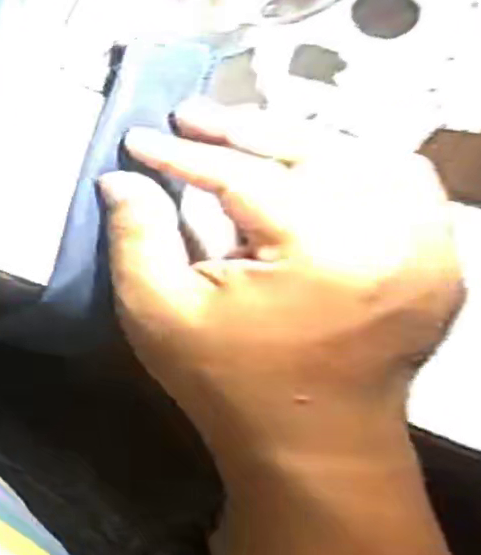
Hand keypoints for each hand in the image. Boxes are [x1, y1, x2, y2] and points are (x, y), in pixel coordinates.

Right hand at [100, 101, 464, 481]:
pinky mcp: (433, 262)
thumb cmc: (218, 373)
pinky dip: (344, 165)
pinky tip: (297, 167)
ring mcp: (429, 252)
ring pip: (371, 162)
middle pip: (322, 155)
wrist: (308, 438)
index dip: (183, 153)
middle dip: (246, 130)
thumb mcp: (154, 304)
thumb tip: (120, 178)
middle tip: (187, 117)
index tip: (136, 138)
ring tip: (238, 136)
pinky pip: (400, 189)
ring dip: (300, 142)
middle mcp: (397, 241)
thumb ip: (137, 233)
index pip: (247, 177)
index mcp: (326, 255)